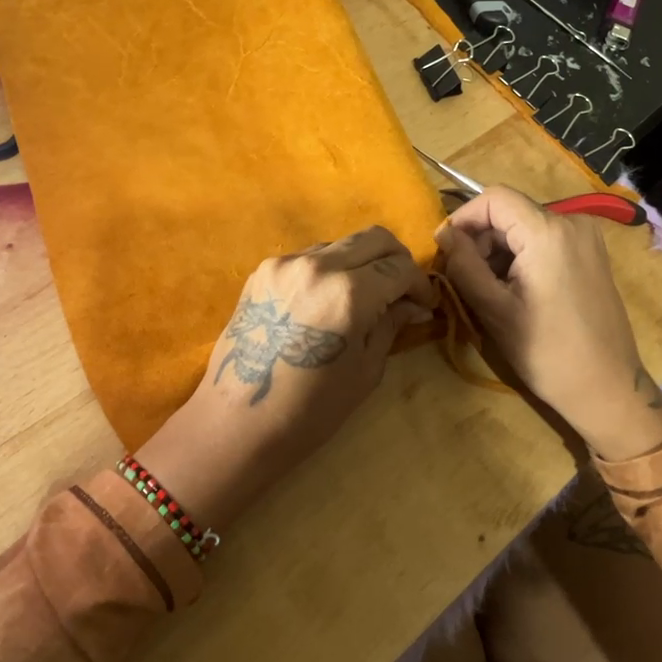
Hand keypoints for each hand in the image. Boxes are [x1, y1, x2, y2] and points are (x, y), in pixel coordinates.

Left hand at [133, 226, 436, 530]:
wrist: (237, 424)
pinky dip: (331, 270)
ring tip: (365, 298)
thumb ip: (392, 324)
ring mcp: (286, 263)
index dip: (420, 283)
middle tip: (402, 292)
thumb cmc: (311, 410)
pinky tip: (328, 303)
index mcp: (349, 293)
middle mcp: (318, 265)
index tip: (424, 304)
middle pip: (374, 238)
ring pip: (342, 244)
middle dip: (396, 260)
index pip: (400, 266)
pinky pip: (311, 257)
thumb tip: (414, 304)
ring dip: (362, 263)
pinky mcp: (263, 271)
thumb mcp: (366, 370)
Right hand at [436, 187, 661, 460]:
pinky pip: (545, 240)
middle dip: (481, 239)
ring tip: (487, 289)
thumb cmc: (547, 352)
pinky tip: (513, 291)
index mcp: (549, 231)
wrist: (608, 388)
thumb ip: (464, 264)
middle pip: (511, 212)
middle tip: (462, 276)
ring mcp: (587, 237)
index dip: (463, 218)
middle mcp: (573, 222)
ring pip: (526, 226)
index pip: (494, 198)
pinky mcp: (591, 254)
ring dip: (499, 251)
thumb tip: (443, 233)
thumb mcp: (494, 309)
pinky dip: (522, 256)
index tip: (444, 249)